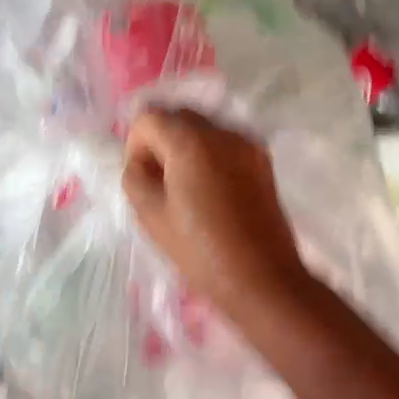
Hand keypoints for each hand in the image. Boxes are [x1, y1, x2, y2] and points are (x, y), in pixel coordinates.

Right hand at [122, 108, 308, 310]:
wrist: (264, 282)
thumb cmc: (201, 251)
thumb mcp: (150, 215)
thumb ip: (135, 176)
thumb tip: (141, 162)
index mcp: (190, 141)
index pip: (149, 119)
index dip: (136, 146)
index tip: (141, 178)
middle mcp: (221, 132)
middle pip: (177, 117)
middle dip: (161, 141)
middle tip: (159, 182)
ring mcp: (246, 144)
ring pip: (202, 128)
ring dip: (186, 147)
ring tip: (186, 188)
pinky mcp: (263, 161)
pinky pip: (224, 144)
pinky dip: (210, 156)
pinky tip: (211, 192)